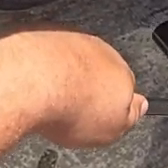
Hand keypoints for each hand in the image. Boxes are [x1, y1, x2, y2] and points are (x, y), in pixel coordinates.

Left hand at [0, 30, 145, 148]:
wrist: (28, 80)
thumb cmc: (68, 104)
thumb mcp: (112, 129)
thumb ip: (130, 115)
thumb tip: (138, 107)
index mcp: (120, 70)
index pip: (126, 86)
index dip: (111, 105)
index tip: (99, 117)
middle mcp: (96, 48)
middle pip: (97, 70)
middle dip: (86, 88)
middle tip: (73, 113)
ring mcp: (66, 40)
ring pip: (69, 61)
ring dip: (62, 78)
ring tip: (50, 103)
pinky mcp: (39, 38)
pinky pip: (44, 56)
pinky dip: (40, 70)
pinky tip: (34, 89)